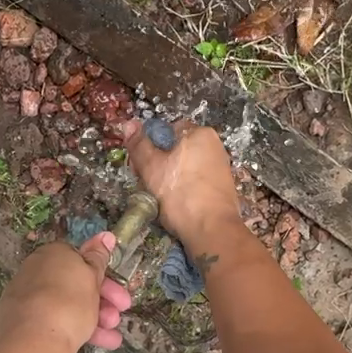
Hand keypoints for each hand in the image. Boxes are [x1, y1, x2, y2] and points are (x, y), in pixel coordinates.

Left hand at [0, 232, 133, 352]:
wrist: (34, 341)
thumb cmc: (69, 302)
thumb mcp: (91, 277)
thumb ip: (99, 258)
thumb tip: (106, 235)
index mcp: (52, 255)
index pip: (80, 262)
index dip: (103, 279)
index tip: (118, 295)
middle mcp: (36, 273)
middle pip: (75, 287)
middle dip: (103, 302)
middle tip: (119, 316)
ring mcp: (27, 301)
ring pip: (67, 308)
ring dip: (96, 321)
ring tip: (112, 339)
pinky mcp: (22, 325)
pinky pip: (54, 324)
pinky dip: (76, 332)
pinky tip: (96, 345)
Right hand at [120, 119, 241, 248]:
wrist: (212, 229)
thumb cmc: (180, 195)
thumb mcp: (151, 168)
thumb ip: (139, 146)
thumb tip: (128, 123)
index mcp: (199, 133)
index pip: (166, 131)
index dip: (149, 149)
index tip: (140, 169)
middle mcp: (214, 145)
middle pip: (176, 151)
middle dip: (160, 166)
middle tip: (149, 187)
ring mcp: (220, 167)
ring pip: (185, 168)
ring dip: (171, 180)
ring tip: (163, 200)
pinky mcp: (222, 187)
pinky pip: (196, 183)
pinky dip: (185, 191)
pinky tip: (179, 206)